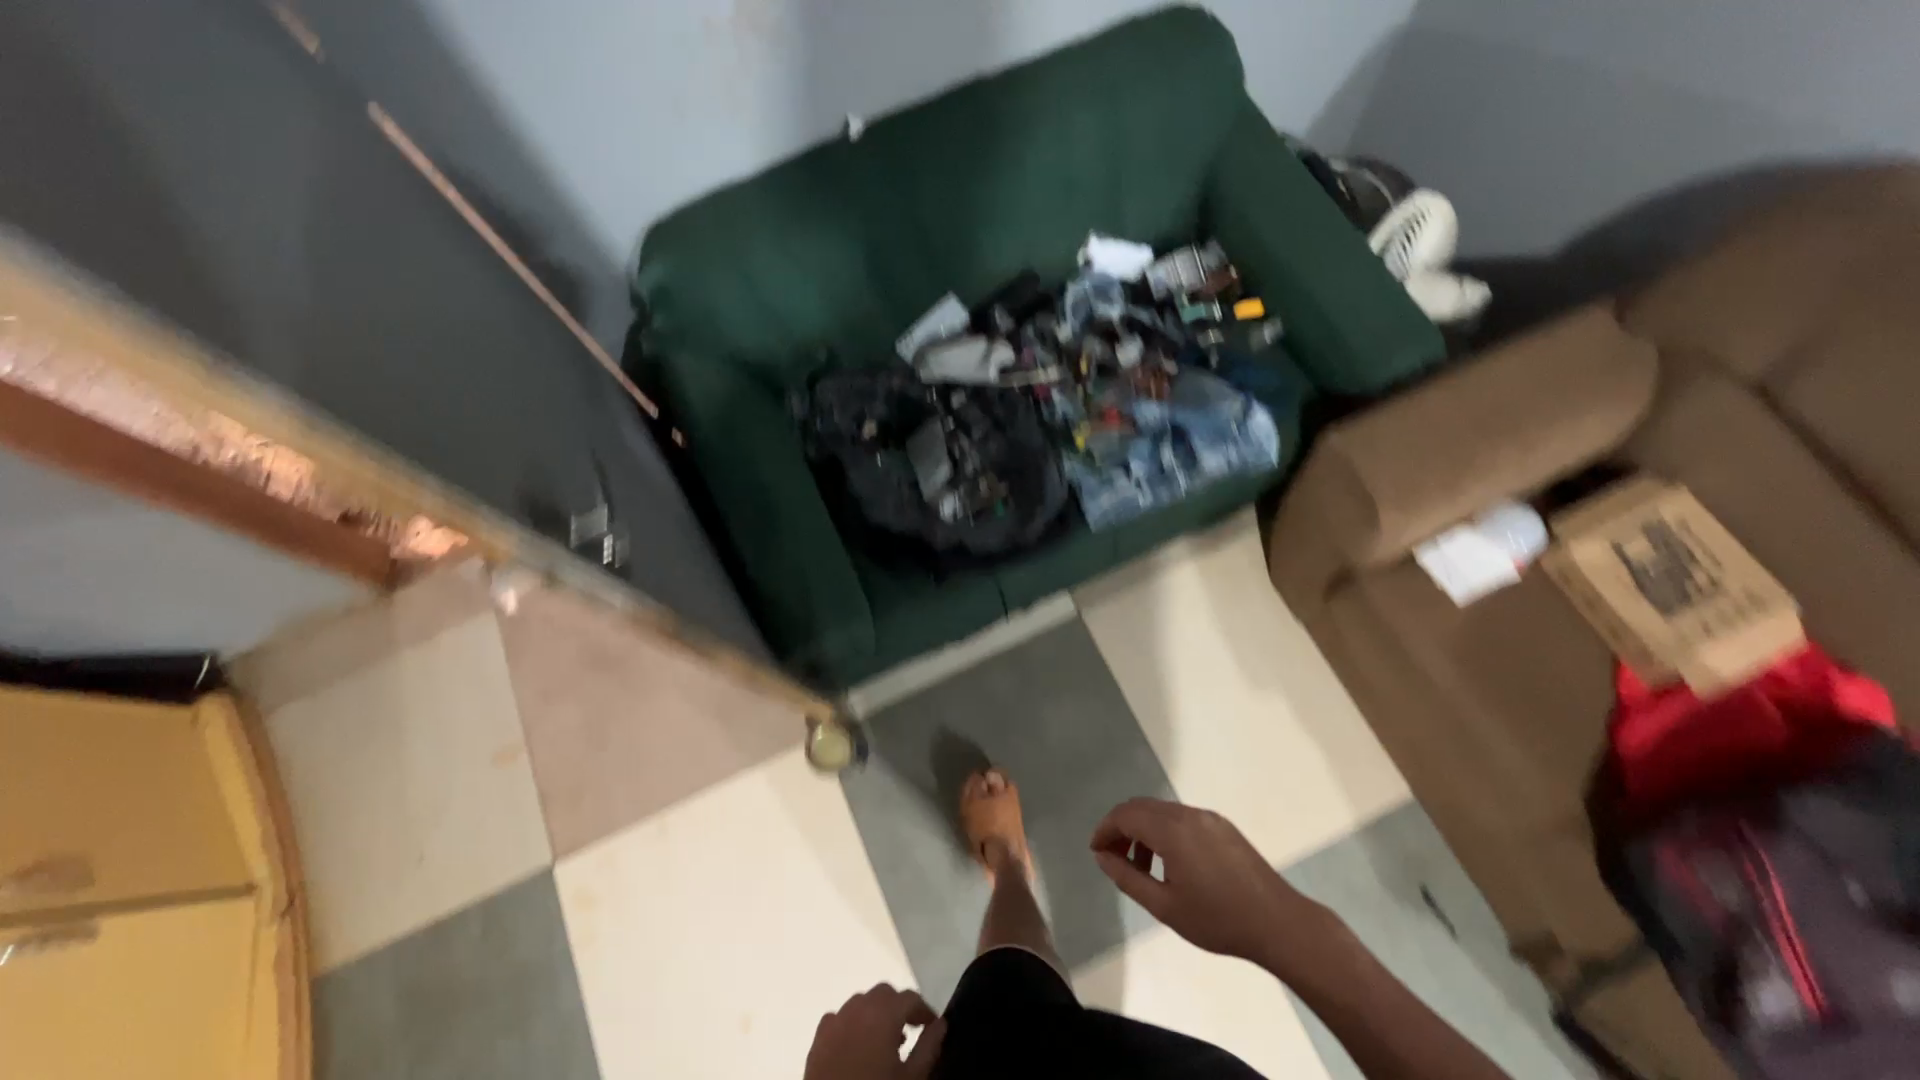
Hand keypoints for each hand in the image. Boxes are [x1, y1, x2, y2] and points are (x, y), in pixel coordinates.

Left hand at [803, 984, 944, 1079]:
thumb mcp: (912, 1078)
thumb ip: (929, 1046)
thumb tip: (939, 1024)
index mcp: (883, 1015)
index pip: (910, 997)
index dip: (924, 1010)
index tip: (932, 1026)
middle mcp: (857, 1008)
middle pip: (884, 993)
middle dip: (900, 1006)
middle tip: (911, 1030)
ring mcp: (835, 1021)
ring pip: (861, 1002)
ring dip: (877, 1012)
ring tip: (886, 1041)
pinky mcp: (818, 1037)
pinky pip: (840, 1017)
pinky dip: (853, 1023)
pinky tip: (859, 1046)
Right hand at [1091, 797, 1333, 969]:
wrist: (1278, 923)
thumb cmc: (1217, 920)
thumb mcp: (1164, 906)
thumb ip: (1127, 878)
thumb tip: (1102, 857)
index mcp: (1172, 830)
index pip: (1125, 815)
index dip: (1104, 830)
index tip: (1096, 853)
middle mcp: (1189, 814)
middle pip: (1141, 807)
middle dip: (1121, 828)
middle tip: (1112, 858)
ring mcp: (1209, 818)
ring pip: (1162, 812)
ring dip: (1143, 831)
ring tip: (1141, 868)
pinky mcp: (1223, 827)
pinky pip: (1182, 819)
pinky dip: (1164, 832)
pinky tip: (1170, 864)